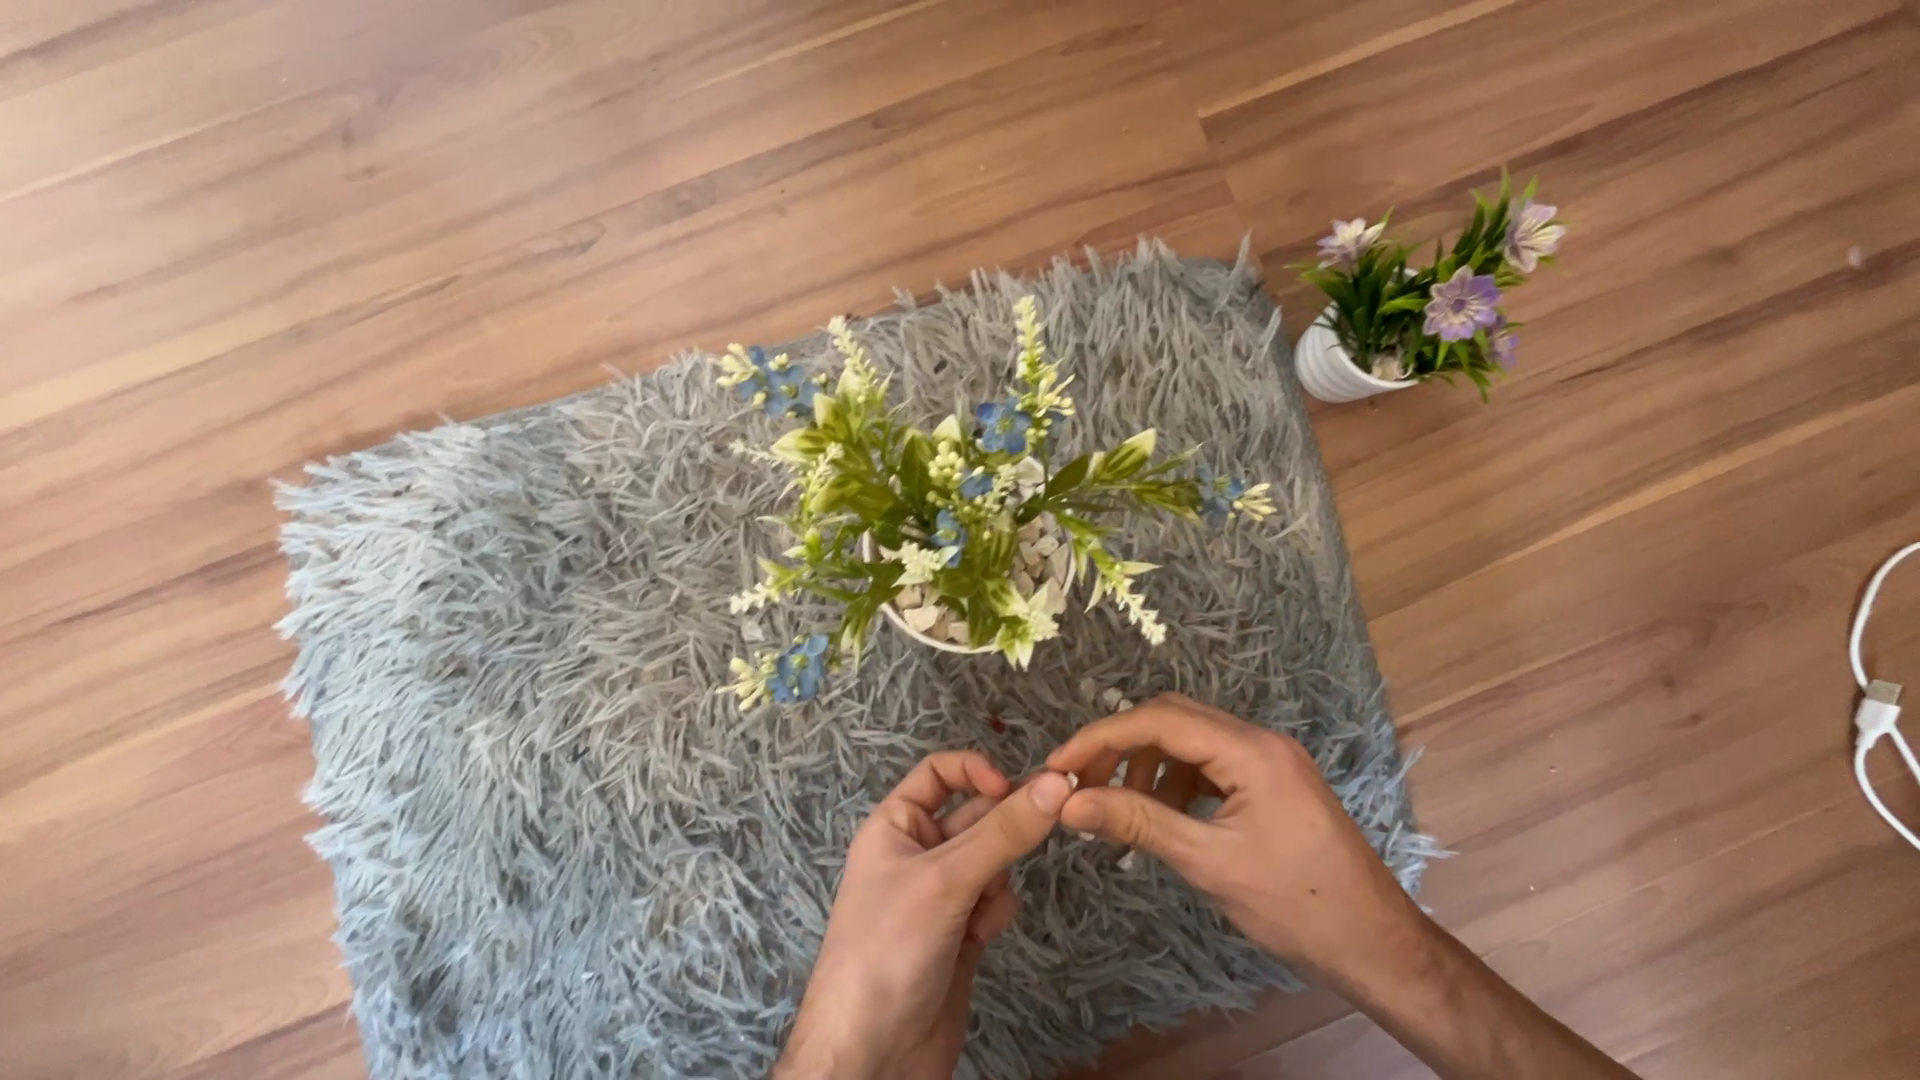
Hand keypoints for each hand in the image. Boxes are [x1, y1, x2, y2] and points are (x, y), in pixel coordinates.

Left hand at [774, 752, 1072, 1079]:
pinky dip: (995, 912)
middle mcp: (916, 852)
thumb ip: (1004, 831)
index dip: (975, 771)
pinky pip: (994, 900)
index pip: (939, 773)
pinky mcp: (960, 932)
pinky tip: (981, 938)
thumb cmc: (890, 948)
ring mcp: (940, 895)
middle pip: (976, 817)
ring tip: (982, 909)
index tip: (1012, 788)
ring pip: (993, 860)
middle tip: (1042, 831)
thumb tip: (1059, 782)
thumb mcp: (946, 879)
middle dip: (1002, 829)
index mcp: (895, 825)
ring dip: (998, 878)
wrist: (873, 1055)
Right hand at [1046, 693, 1427, 995]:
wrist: (1375, 944)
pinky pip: (1210, 763)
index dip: (1101, 737)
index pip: (1159, 720)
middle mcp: (1260, 740)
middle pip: (1173, 719)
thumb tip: (1069, 804)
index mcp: (1250, 750)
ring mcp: (1269, 758)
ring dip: (1147, 763)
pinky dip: (1176, 780)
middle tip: (1082, 782)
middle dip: (1121, 745)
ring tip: (1120, 806)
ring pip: (1190, 739)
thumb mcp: (1208, 863)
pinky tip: (1162, 813)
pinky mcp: (1272, 780)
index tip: (1059, 764)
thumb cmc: (1295, 905)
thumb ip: (1137, 822)